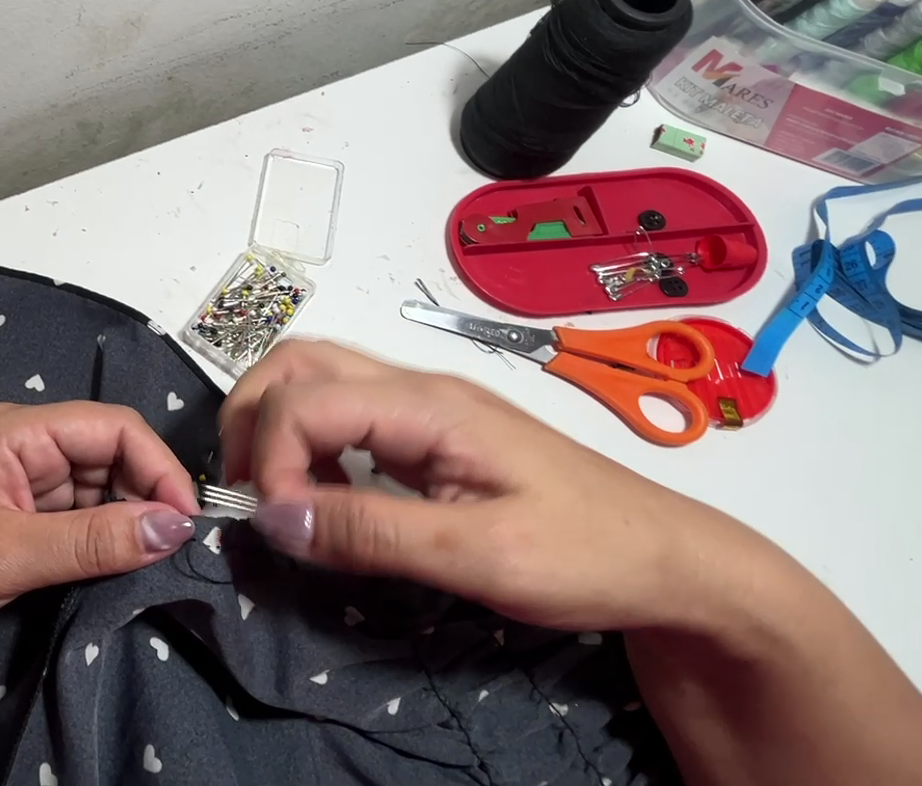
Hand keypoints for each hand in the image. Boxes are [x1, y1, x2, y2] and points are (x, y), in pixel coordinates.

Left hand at [0, 401, 200, 649]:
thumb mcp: (11, 554)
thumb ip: (95, 540)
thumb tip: (175, 528)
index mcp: (20, 430)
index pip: (111, 427)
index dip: (157, 466)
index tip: (186, 519)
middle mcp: (27, 442)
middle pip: (109, 452)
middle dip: (146, 493)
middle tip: (174, 547)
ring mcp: (24, 475)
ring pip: (99, 484)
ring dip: (128, 517)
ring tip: (153, 557)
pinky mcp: (22, 507)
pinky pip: (79, 510)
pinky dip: (104, 533)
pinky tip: (121, 558)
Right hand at [218, 339, 791, 632]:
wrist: (674, 559)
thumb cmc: (589, 554)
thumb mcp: (481, 556)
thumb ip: (369, 532)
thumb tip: (272, 518)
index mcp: (426, 405)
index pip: (306, 400)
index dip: (269, 458)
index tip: (277, 525)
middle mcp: (412, 386)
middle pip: (295, 363)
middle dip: (249, 418)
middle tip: (248, 489)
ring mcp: (416, 402)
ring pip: (310, 377)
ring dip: (272, 424)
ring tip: (277, 491)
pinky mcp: (421, 427)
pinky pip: (336, 410)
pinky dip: (304, 442)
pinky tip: (323, 490)